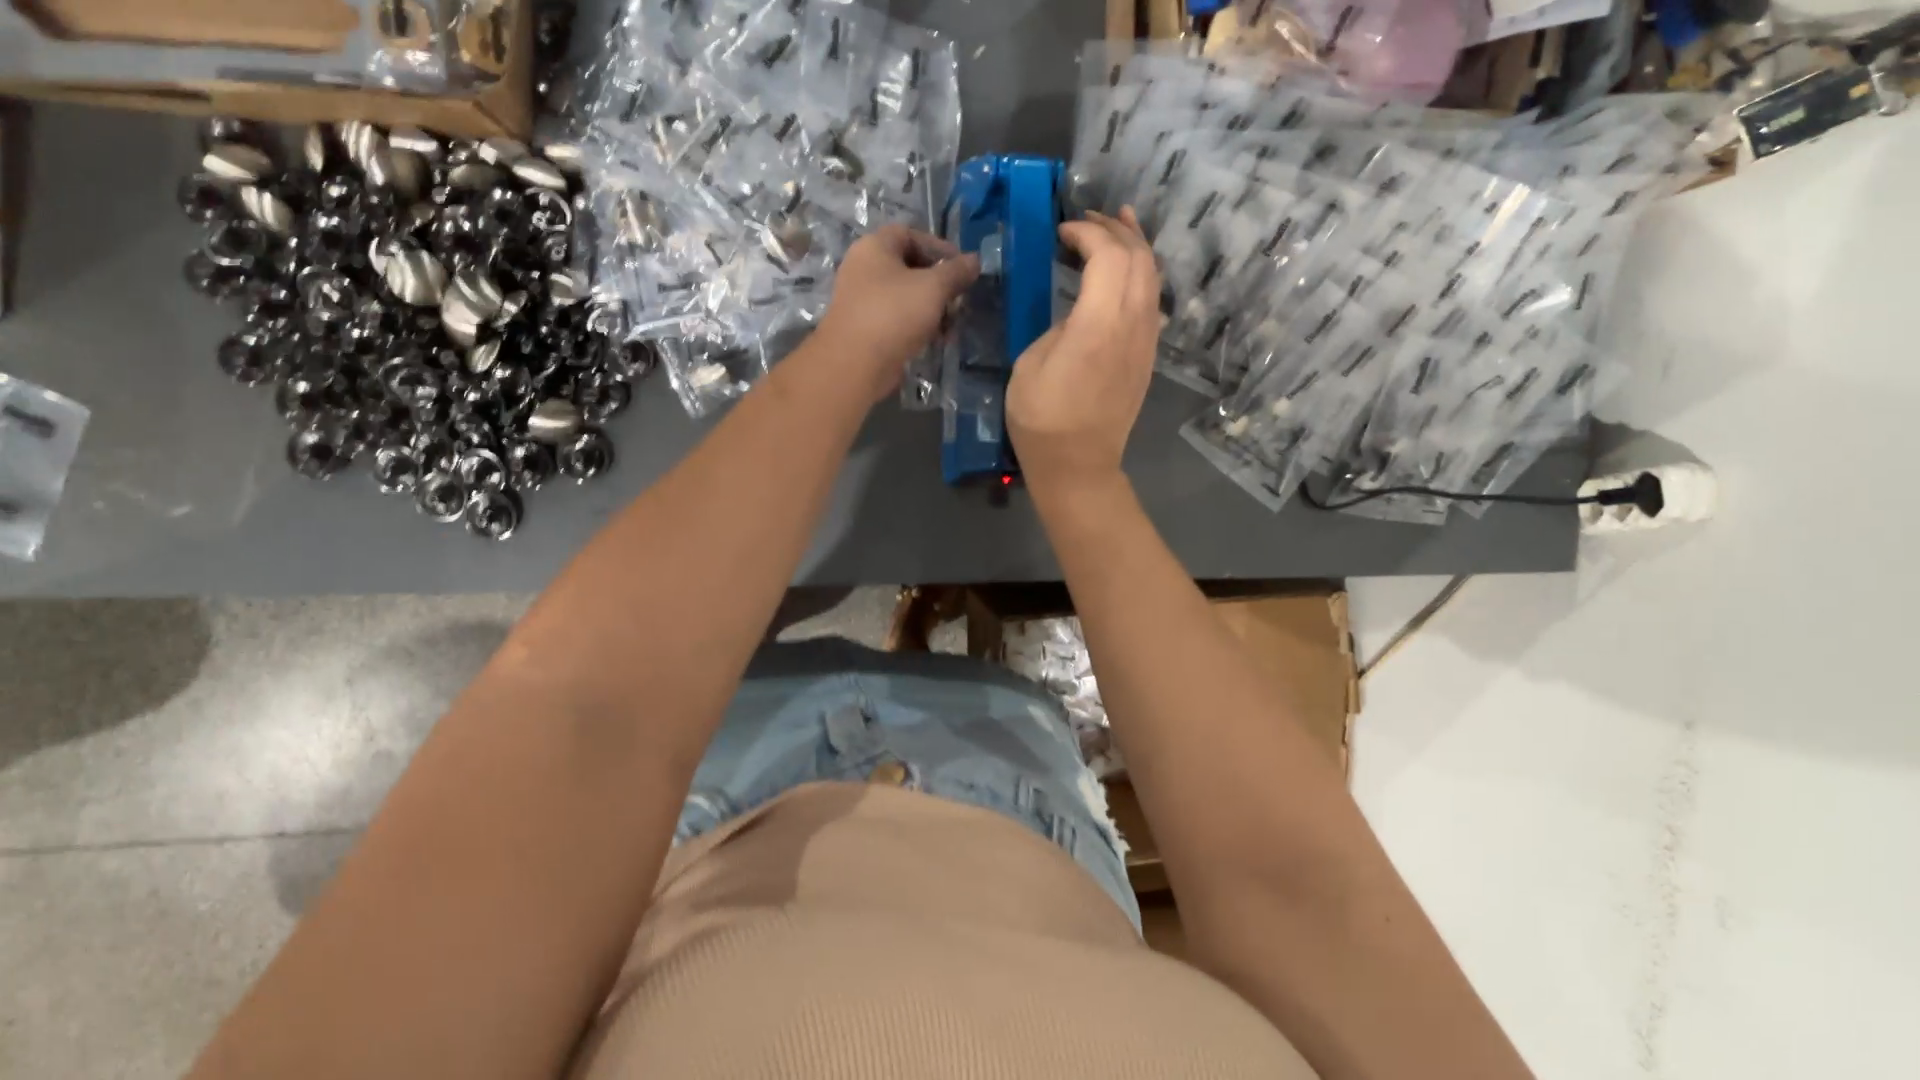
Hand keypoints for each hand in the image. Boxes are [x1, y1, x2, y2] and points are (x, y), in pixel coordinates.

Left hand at [815, 225, 979, 400]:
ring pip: (905, 296)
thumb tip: (974, 261)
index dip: (938, 247)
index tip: (962, 266)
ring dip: (932, 308)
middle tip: (959, 298)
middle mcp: (863, 268)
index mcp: (874, 247)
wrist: (855, 364)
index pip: (910, 234)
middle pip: (909, 267)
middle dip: (939, 283)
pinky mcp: (865, 328)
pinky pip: (897, 318)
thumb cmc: (894, 314)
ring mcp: (862, 300)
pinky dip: (917, 324)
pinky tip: (935, 340)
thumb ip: (956, 272)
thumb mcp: (933, 288)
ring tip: (951, 325)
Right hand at [1007, 208, 1160, 492]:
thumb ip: (1058, 326)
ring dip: (1135, 247)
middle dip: (1115, 229)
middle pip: (1138, 258)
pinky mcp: (1147, 356)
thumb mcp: (1030, 363)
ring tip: (1119, 224)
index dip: (1088, 232)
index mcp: (1099, 323)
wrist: (1079, 465)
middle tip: (1088, 218)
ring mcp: (1146, 340)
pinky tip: (1128, 272)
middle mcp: (1132, 325)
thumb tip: (1076, 315)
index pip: (1109, 255)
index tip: (1062, 231)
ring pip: (1152, 277)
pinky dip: (1141, 274)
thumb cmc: (1042, 419)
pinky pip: (1152, 300)